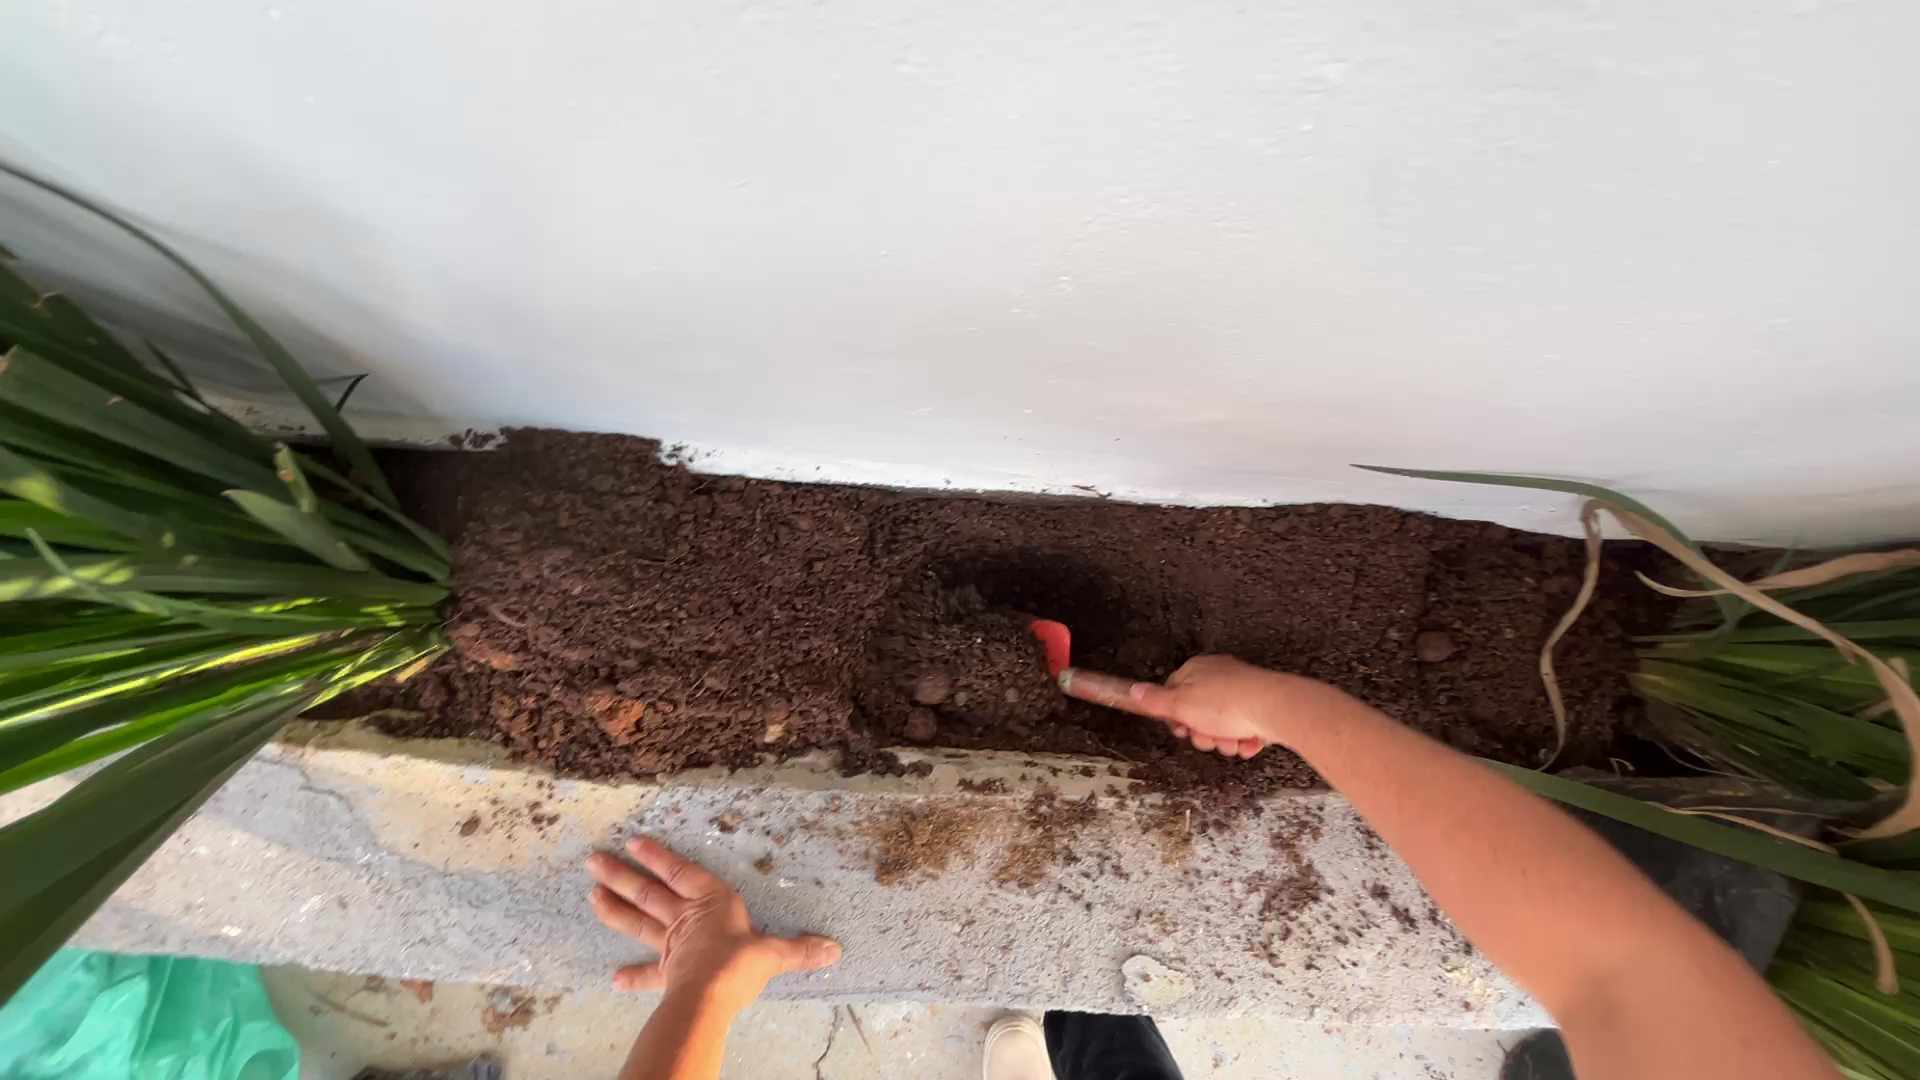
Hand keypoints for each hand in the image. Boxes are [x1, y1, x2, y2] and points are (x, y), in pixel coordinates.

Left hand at [586, 835, 841, 1009]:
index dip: (657, 856)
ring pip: (638, 921)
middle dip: (621, 875)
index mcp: (711, 901)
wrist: (710, 998)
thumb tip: (834, 950)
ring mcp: (670, 945)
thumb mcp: (775, 953)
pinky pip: (647, 972)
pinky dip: (632, 975)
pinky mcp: (665, 974)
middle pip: (648, 892)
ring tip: (592, 893)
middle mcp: (686, 917)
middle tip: (594, 860)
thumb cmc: (739, 964)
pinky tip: (614, 978)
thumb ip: (801, 950)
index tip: (634, 842)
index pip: (680, 872)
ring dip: (615, 907)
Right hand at [1127, 655, 1308, 756]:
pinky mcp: (1260, 704)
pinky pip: (1245, 725)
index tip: (1180, 728)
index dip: (1174, 715)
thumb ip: (1155, 700)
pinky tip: (1250, 743)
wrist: (1276, 708)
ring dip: (1225, 740)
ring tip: (1234, 742)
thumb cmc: (1226, 704)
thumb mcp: (1181, 705)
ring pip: (1222, 723)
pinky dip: (1245, 738)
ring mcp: (1241, 689)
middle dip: (1203, 732)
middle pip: (1198, 711)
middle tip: (1209, 738)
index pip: (1173, 692)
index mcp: (1195, 670)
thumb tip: (1134, 691)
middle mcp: (1218, 675)